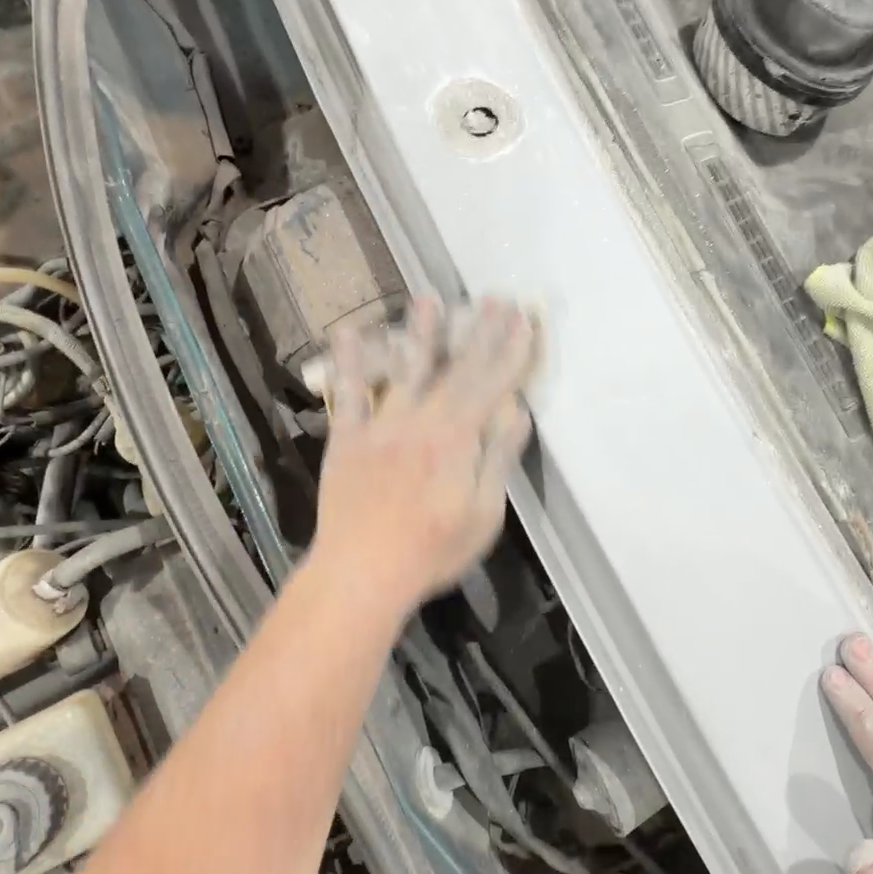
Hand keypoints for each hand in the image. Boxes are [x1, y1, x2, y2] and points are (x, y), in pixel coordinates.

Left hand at [313, 297, 536, 607]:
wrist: (361, 575)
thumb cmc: (432, 551)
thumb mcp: (483, 514)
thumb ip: (497, 459)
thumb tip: (518, 412)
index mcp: (456, 440)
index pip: (491, 386)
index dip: (511, 353)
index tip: (525, 322)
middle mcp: (421, 421)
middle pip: (457, 371)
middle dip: (481, 333)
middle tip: (496, 299)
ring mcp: (381, 427)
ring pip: (405, 372)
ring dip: (420, 334)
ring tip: (429, 299)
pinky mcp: (347, 440)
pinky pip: (347, 396)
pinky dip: (348, 364)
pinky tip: (347, 332)